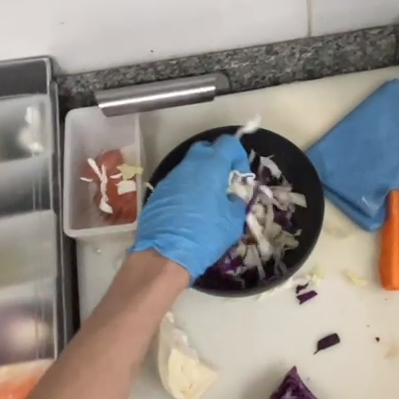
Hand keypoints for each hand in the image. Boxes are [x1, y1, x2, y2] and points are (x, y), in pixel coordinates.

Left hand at [131, 134, 250, 278]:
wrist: (165, 255)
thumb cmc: (206, 235)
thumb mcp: (233, 221)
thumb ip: (236, 201)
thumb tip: (232, 197)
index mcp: (210, 167)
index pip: (227, 143)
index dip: (238, 156)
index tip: (240, 176)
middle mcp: (188, 166)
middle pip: (205, 149)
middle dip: (217, 160)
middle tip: (224, 182)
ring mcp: (170, 179)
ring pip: (188, 167)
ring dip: (200, 176)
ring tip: (207, 200)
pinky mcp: (158, 193)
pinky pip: (177, 183)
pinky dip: (186, 189)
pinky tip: (189, 211)